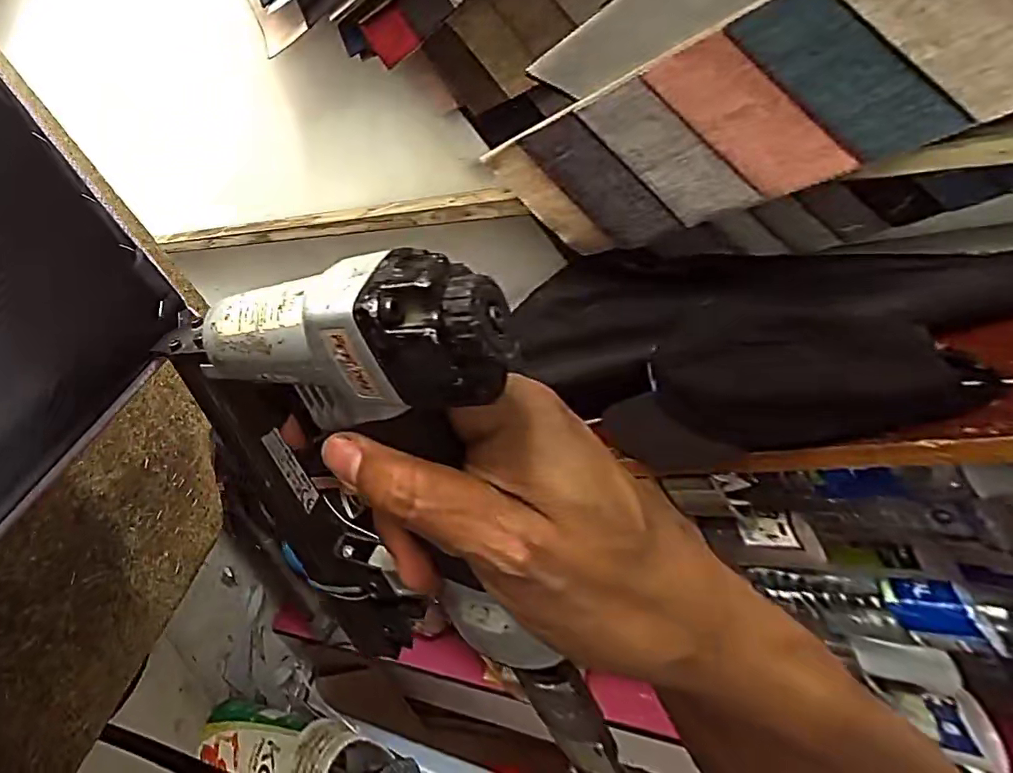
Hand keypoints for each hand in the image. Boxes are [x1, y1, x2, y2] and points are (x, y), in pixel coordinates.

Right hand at [320, 374, 766, 689]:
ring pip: (416, 454)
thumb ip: (416, 491)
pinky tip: (436, 558)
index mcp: (504, 402)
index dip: (352, 403)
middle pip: (404, 420)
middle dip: (384, 481)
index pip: (403, 376)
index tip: (318, 444)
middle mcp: (500, 407)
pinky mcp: (505, 466)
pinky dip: (428, 516)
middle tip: (395, 539)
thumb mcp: (503, 542)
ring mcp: (503, 438)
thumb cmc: (617, 589)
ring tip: (421, 564)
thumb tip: (338, 450)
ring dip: (405, 509)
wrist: (694, 637)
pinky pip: (441, 475)